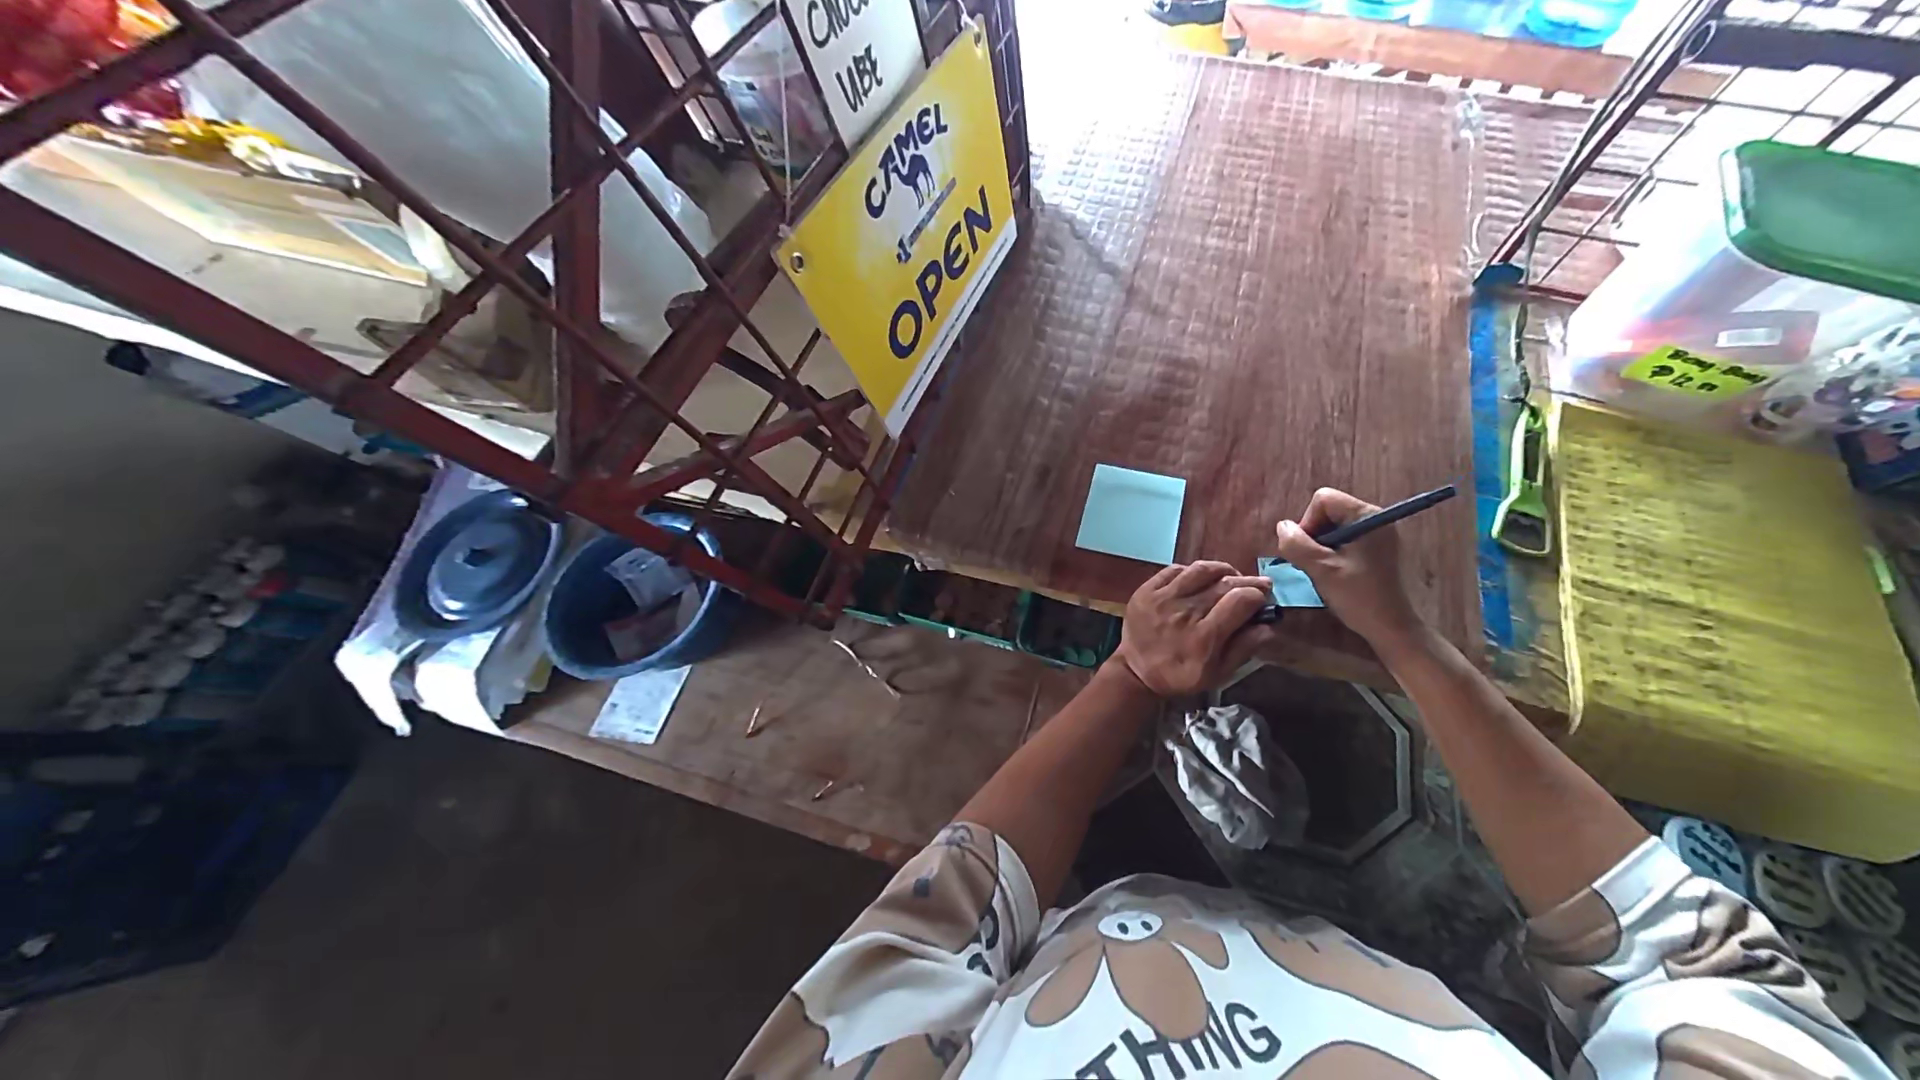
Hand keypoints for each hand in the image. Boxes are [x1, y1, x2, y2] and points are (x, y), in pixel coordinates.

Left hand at [1111, 561, 1275, 696]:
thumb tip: (1268, 625)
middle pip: (1224, 584)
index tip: (1263, 597)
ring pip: (1201, 570)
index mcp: (1204, 637)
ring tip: (1232, 576)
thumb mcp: (1217, 673)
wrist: (1136, 671)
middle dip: (1247, 581)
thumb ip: (1243, 649)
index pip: (1239, 601)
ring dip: (1223, 569)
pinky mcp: (1146, 591)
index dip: (1257, 595)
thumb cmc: (1181, 675)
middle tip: (1258, 584)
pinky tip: (1202, 578)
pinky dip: (1193, 571)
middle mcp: (1184, 613)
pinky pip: (1175, 570)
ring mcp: (1162, 598)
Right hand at [1272, 487, 1426, 653]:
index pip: (1323, 500)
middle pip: (1327, 510)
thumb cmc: (1358, 596)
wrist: (1391, 627)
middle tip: (1314, 563)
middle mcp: (1375, 518)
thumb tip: (1282, 527)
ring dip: (1320, 546)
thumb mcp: (1321, 569)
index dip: (1308, 522)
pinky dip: (1332, 552)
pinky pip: (1343, 538)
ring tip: (1323, 570)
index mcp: (1366, 516)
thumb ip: (1297, 544)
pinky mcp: (1376, 548)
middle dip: (1313, 534)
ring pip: (1332, 526)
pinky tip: (1334, 572)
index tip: (1309, 551)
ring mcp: (1377, 533)